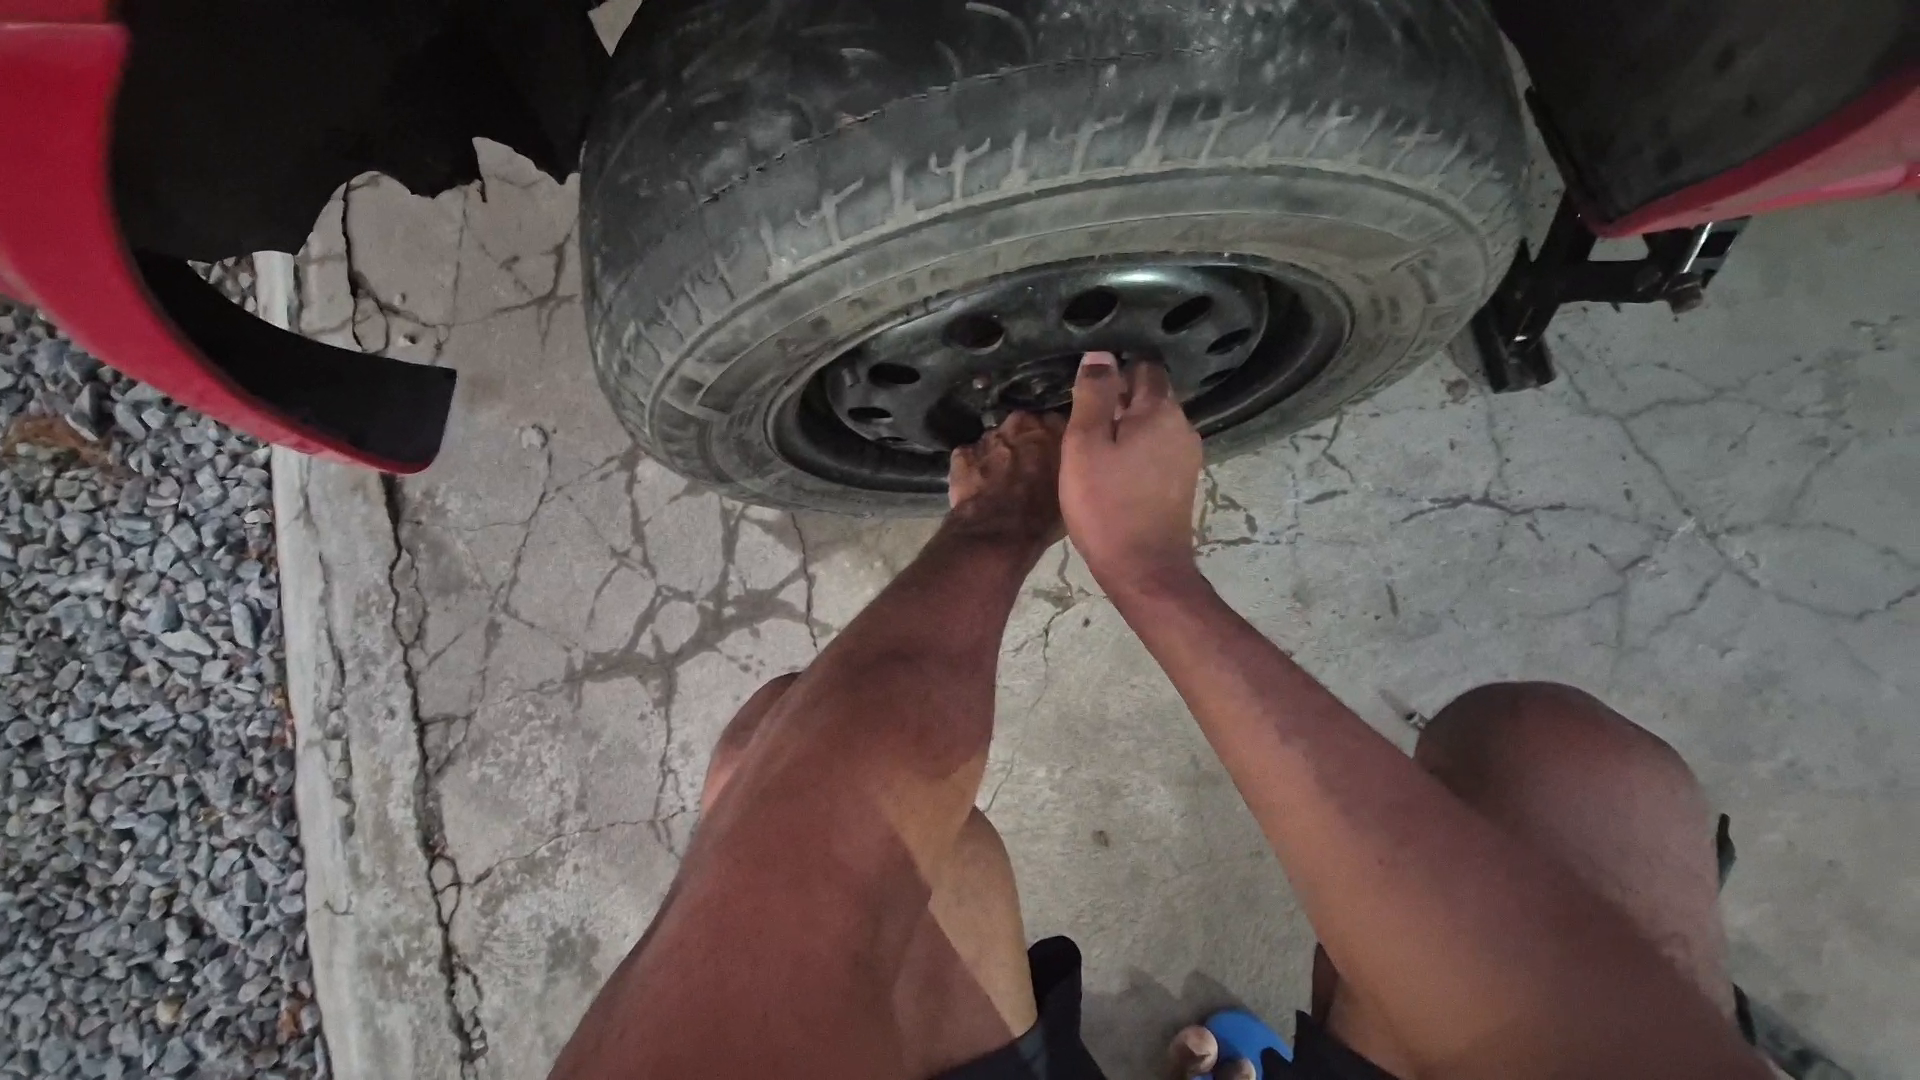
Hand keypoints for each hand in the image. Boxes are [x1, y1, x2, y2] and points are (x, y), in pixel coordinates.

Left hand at [946, 410, 1065, 550]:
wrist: (998, 534)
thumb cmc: (1043, 516)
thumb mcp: (1071, 491)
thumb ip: (1069, 468)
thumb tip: (1064, 468)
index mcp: (1052, 429)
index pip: (1057, 425)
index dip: (1055, 442)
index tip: (1054, 458)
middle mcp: (1019, 424)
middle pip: (1024, 428)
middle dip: (1025, 443)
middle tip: (1028, 469)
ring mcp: (987, 437)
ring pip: (996, 441)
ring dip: (999, 456)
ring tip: (1001, 482)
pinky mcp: (962, 453)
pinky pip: (971, 457)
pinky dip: (974, 468)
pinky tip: (978, 488)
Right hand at [1059, 352, 1203, 592]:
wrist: (1143, 568)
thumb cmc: (1105, 504)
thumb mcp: (1085, 445)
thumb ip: (1093, 396)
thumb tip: (1100, 354)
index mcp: (1161, 411)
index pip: (1144, 367)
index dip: (1115, 370)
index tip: (1087, 385)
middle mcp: (1182, 427)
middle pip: (1151, 396)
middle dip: (1120, 399)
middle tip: (1081, 417)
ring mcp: (1186, 457)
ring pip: (1153, 425)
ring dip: (1127, 427)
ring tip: (1092, 444)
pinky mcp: (1181, 483)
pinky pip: (1156, 450)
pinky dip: (1136, 450)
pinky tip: (1111, 468)